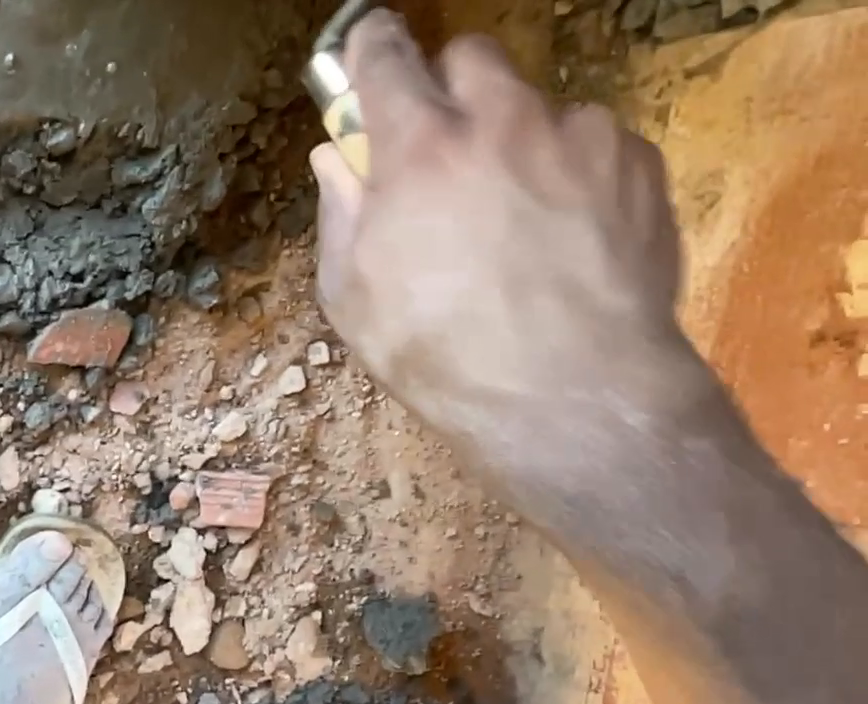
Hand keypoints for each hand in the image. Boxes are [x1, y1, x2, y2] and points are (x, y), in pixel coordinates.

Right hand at [313, 12, 711, 481]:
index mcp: (418, 151)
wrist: (560, 387)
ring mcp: (577, 134)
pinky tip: (556, 232)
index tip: (362, 47)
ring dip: (508, 136)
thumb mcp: (350, 294)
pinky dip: (561, 169)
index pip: (386, 62)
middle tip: (436, 150)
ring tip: (506, 212)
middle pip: (469, 57)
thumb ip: (341, 212)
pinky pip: (587, 141)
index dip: (368, 48)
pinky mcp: (635, 160)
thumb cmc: (429, 348)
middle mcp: (500, 120)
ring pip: (532, 103)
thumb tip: (335, 158)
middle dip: (445, 90)